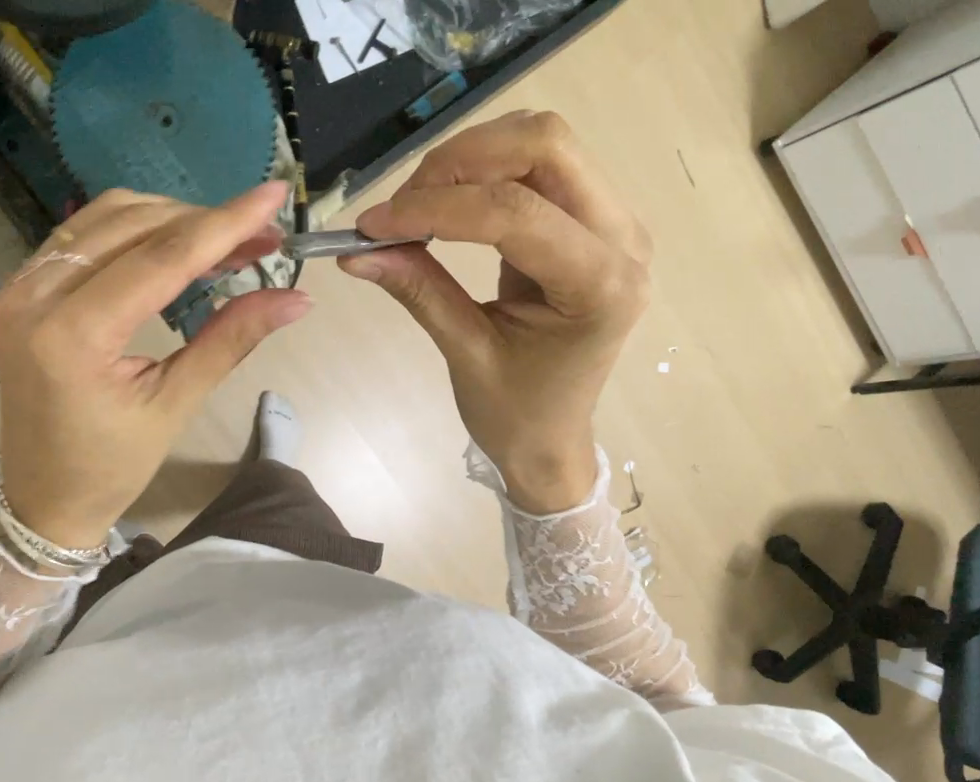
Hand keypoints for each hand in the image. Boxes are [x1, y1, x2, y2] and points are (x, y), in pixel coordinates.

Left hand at [0, 182, 309, 549]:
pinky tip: (171, 249)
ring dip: (167, 219)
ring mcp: (18, 290)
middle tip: (259, 237)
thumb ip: (229, 341)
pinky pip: (80, 238)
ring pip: (102, 219)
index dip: (223, 224)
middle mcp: (34, 298)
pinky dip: (132, 233)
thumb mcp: (173, 406)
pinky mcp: (18, 291)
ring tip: (222, 242)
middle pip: (131, 225)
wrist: (42, 499)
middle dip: (201, 222)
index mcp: (72, 337)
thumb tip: (296, 299)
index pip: (159, 259)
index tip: (273, 197)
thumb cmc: (111, 468)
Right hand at [342, 111, 651, 512]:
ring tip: (418, 206)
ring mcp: (616, 223)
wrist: (552, 438)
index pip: (514, 214)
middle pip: (545, 146)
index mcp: (601, 286)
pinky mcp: (595, 219)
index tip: (371, 225)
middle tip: (402, 205)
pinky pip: (541, 167)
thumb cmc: (515, 413)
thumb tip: (356, 250)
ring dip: (470, 160)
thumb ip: (419, 290)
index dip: (435, 208)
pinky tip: (447, 205)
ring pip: (543, 144)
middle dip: (460, 162)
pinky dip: (485, 172)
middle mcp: (623, 239)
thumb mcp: (465, 354)